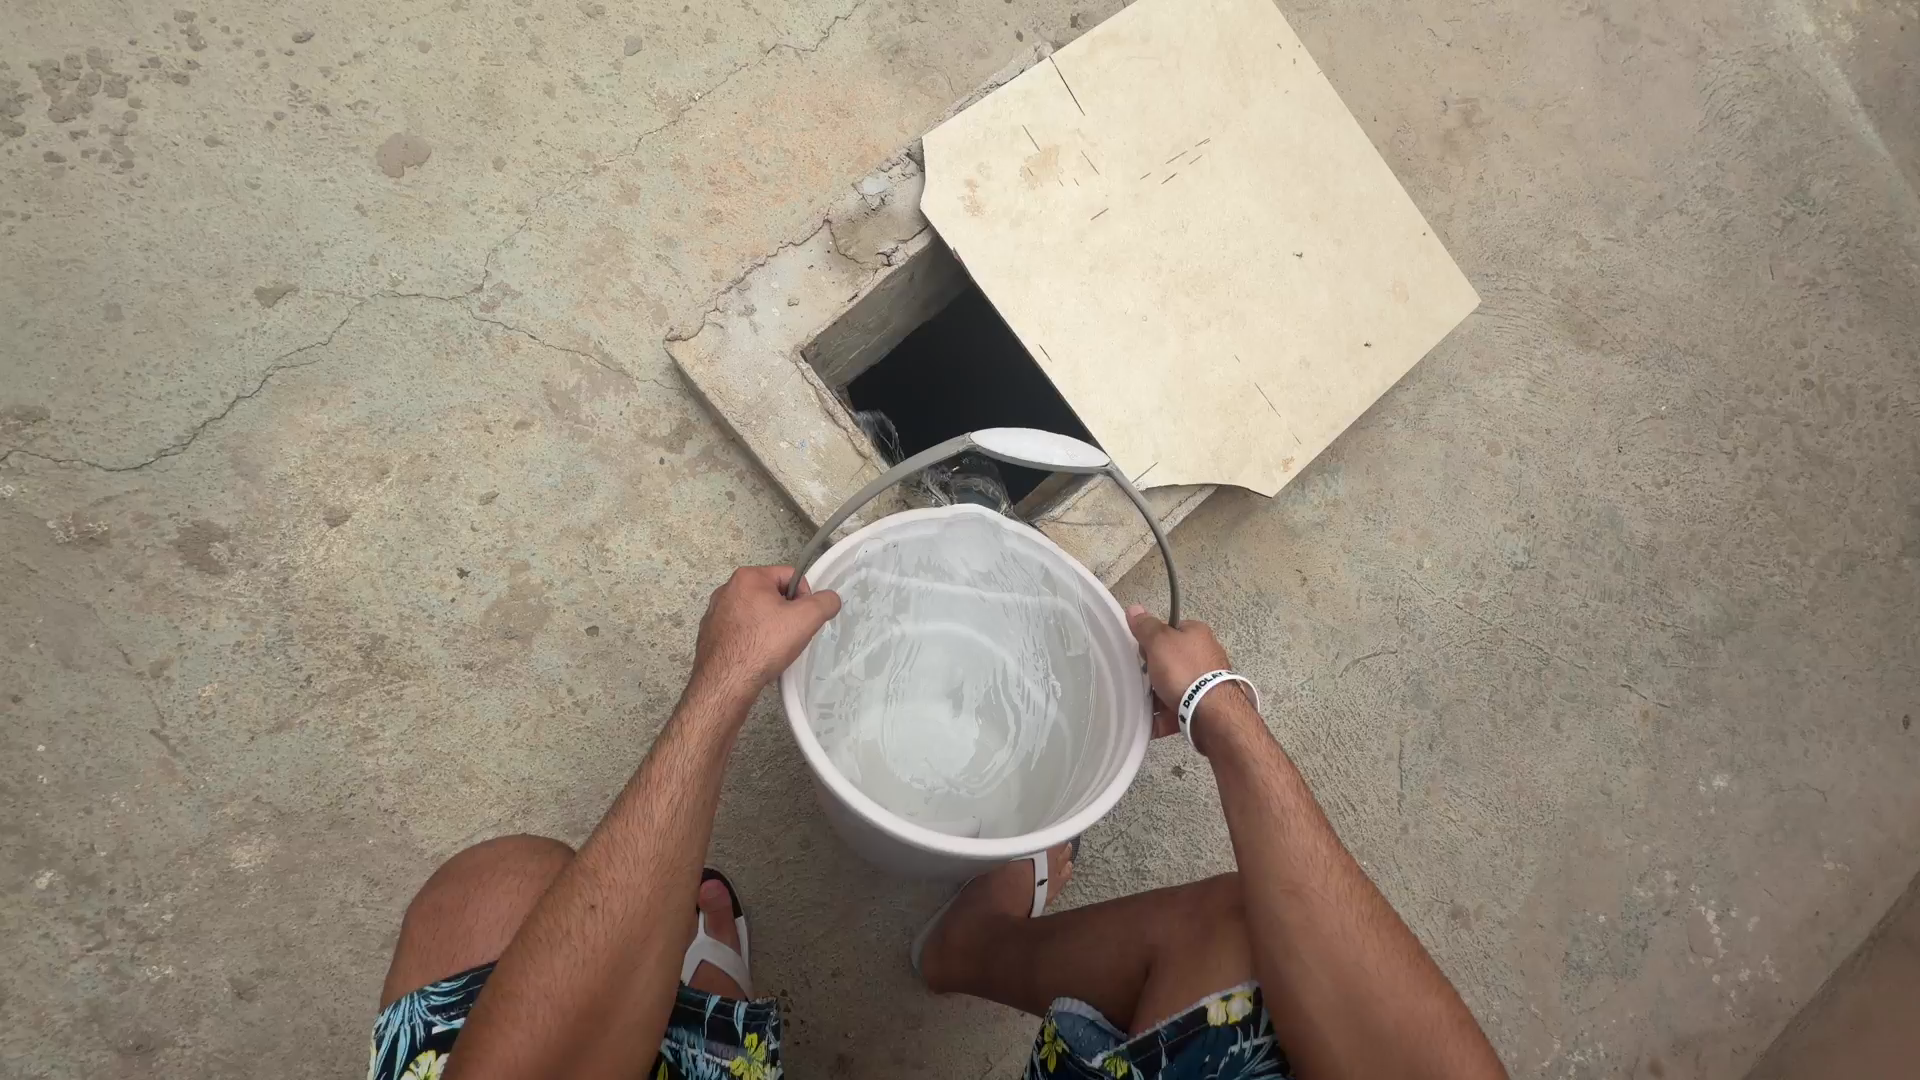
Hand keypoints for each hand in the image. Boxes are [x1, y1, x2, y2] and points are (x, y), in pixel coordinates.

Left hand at [687, 566, 840, 707]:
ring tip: (773, 647)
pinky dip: (751, 638)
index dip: (804, 597)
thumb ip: (825, 602)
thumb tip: (830, 599)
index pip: (791, 575)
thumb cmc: (763, 646)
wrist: (726, 682)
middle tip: (790, 635)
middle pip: (772, 593)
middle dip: (786, 612)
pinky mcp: (710, 633)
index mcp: (748, 577)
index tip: (802, 619)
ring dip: (769, 626)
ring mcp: (715, 612)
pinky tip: (756, 655)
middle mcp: (727, 589)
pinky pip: (740, 629)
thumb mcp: (806, 619)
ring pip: (756, 612)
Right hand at [1125, 605, 1253, 746]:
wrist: (1212, 714)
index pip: (1170, 630)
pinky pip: (1176, 710)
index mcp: (1197, 634)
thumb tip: (1134, 608)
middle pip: (1169, 660)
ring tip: (1141, 704)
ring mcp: (1206, 683)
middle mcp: (1205, 656)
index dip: (1152, 640)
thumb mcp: (1159, 641)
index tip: (1143, 653)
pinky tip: (1149, 723)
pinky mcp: (1204, 707)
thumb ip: (1146, 626)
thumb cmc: (1184, 671)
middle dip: (1153, 671)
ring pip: (1172, 686)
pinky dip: (1162, 717)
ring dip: (1155, 696)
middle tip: (1142, 678)